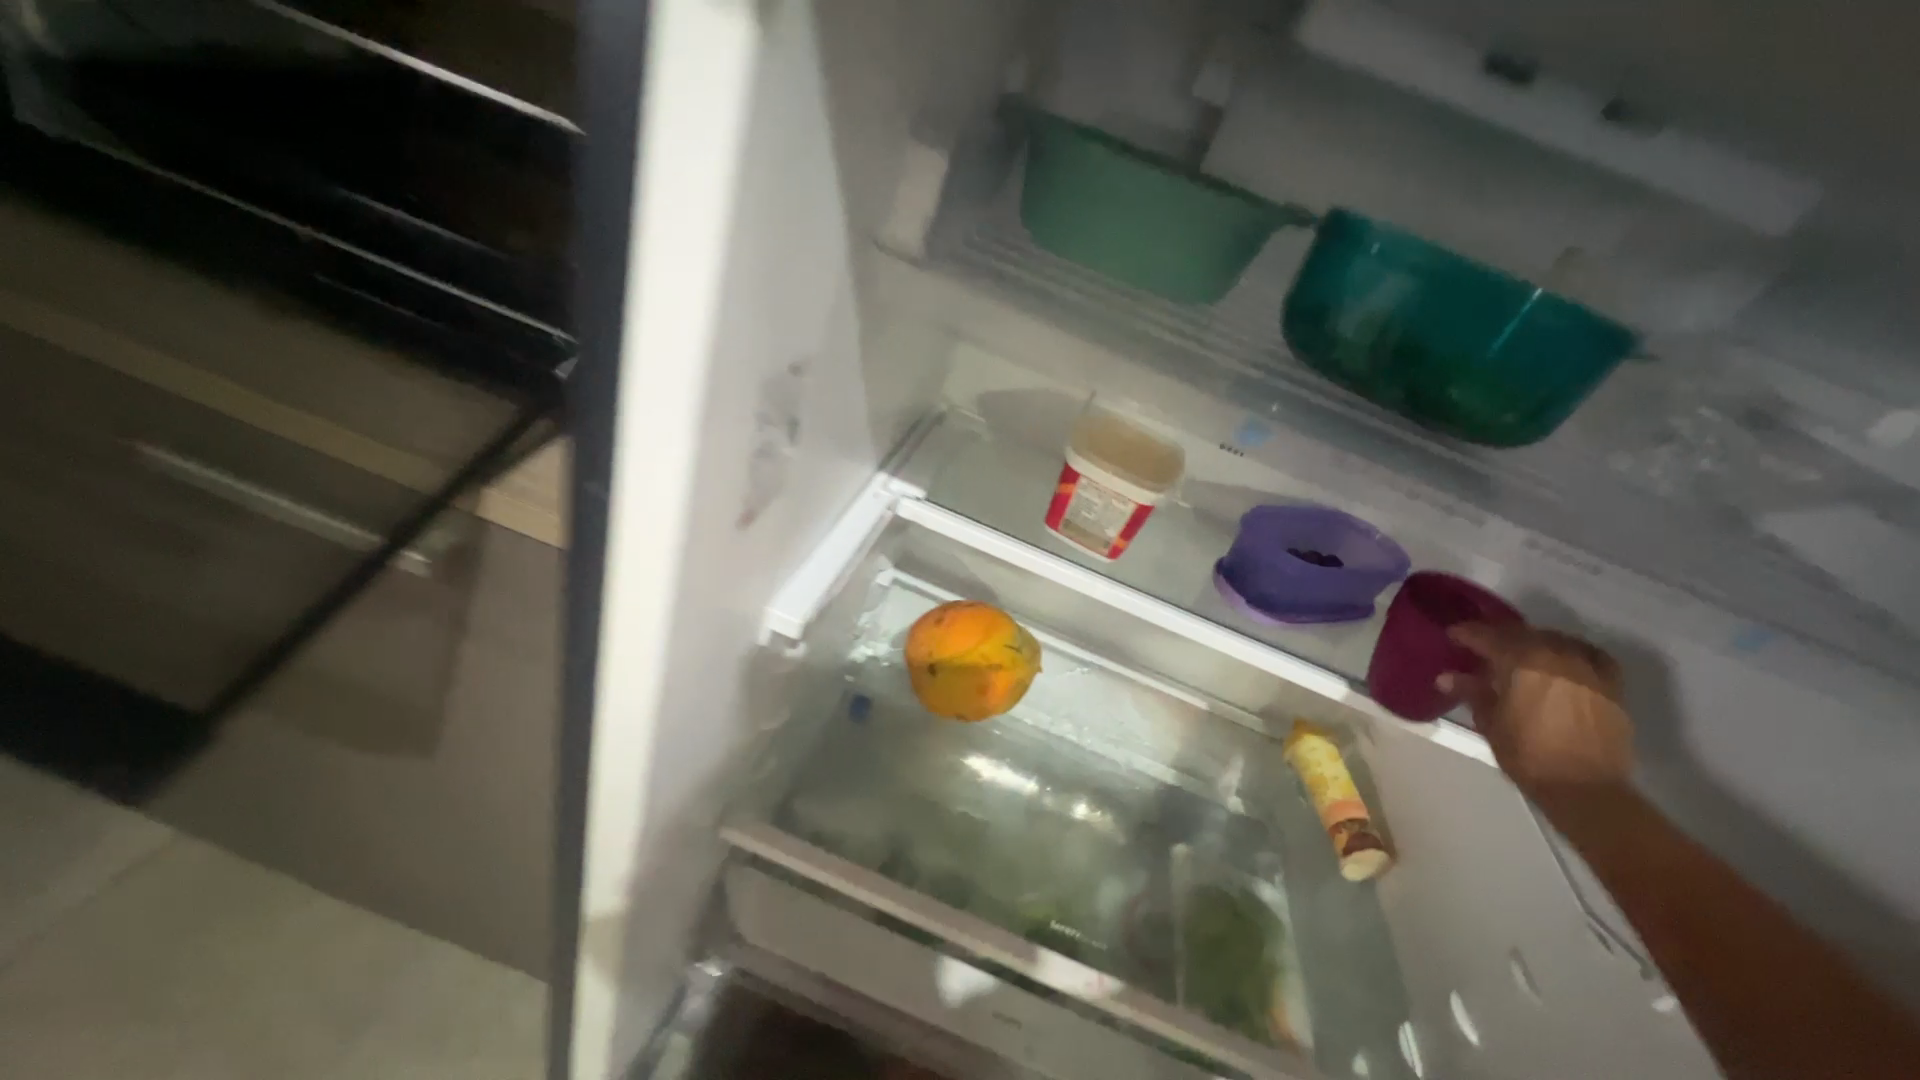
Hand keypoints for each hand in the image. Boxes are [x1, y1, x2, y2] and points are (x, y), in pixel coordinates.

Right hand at [1438, 624, 1634, 811]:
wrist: (1586, 787)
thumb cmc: (1528, 754)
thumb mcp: (1490, 723)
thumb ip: (1471, 692)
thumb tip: (1447, 677)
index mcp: (1522, 661)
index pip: (1487, 636)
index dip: (1467, 633)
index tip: (1453, 635)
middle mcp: (1556, 653)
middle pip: (1521, 633)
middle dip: (1499, 636)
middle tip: (1482, 646)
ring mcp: (1587, 665)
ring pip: (1554, 639)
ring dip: (1533, 642)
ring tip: (1520, 655)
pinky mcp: (1611, 681)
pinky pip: (1587, 653)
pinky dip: (1570, 652)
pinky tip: (1562, 662)